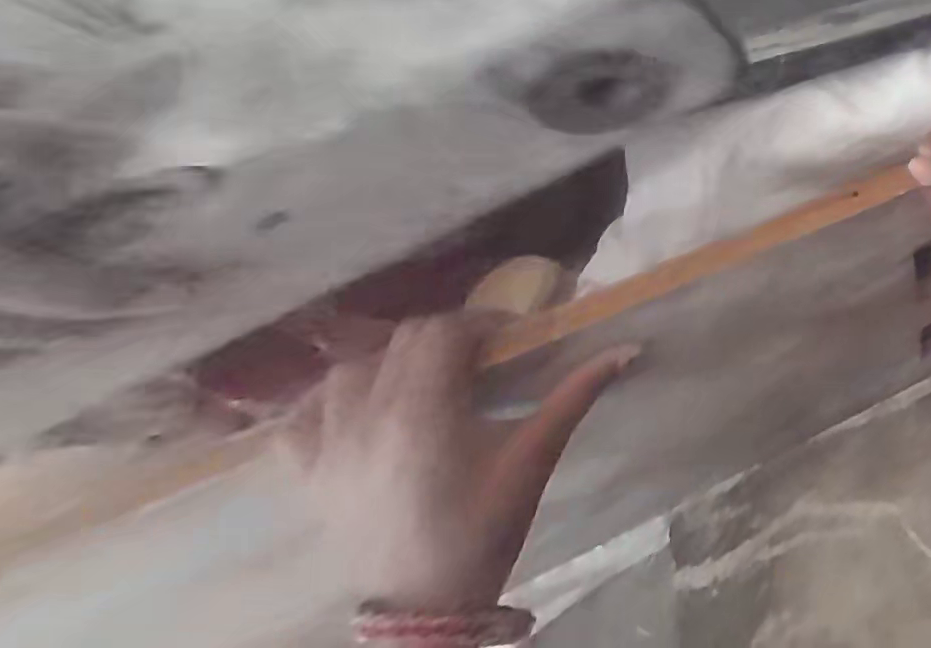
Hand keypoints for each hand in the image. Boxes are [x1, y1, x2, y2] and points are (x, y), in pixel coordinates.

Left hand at [281, 313, 638, 609]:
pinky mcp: (308, 476)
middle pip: (404, 340)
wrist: (427, 608)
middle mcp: (367, 419)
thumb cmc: (487, 526)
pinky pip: (301, 417)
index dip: (482, 323)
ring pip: (352, 369)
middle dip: (448, 337)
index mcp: (423, 411)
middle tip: (482, 357)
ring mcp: (328, 448)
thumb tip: (629, 347)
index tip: (512, 339)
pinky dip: (330, 400)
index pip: (444, 332)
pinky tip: (363, 405)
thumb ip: (578, 392)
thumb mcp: (536, 453)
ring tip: (427, 380)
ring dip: (393, 361)